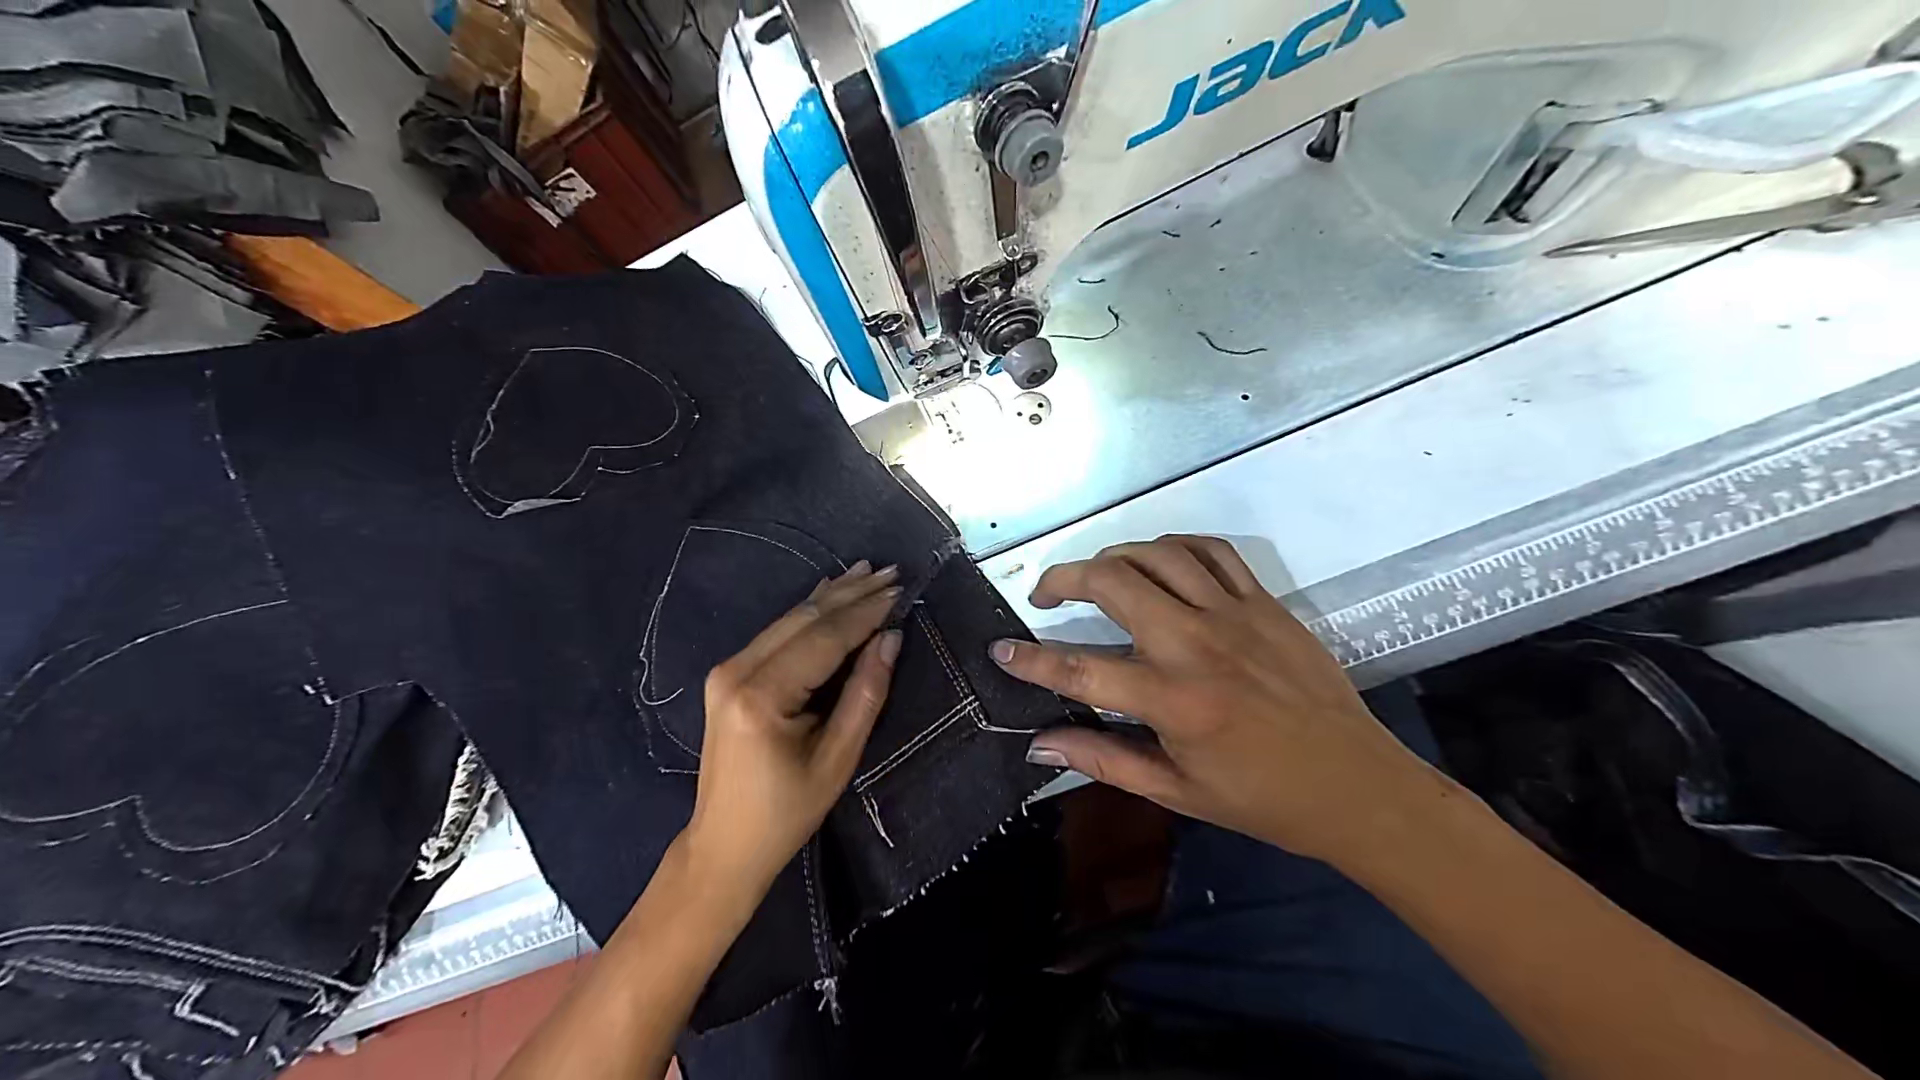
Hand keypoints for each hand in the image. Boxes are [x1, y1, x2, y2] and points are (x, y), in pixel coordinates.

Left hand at [681, 561, 902, 902]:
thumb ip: (865, 694)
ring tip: (869, 572)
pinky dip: (810, 613)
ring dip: (832, 597)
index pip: (825, 639)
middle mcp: (736, 672)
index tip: (900, 591)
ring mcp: (727, 671)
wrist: (724, 844)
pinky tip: (830, 593)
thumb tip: (890, 639)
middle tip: (891, 572)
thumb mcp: (838, 759)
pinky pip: (777, 633)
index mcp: (762, 697)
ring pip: (789, 620)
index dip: (865, 613)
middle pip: (804, 620)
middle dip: (851, 594)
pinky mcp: (727, 675)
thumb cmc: (787, 812)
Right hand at [992, 536, 1447, 865]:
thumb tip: (1039, 744)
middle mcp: (1197, 645)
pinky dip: (1174, 546)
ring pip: (1158, 554)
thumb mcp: (1177, 792)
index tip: (1000, 649)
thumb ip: (1103, 760)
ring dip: (1114, 556)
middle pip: (1113, 582)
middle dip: (1064, 579)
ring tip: (1098, 575)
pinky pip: (1211, 551)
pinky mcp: (1265, 602)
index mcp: (1174, 701)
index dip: (1030, 660)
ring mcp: (1235, 615)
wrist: (1359, 785)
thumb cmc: (1263, 799)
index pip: (1080, 670)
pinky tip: (1158, 561)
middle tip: (1047, 596)